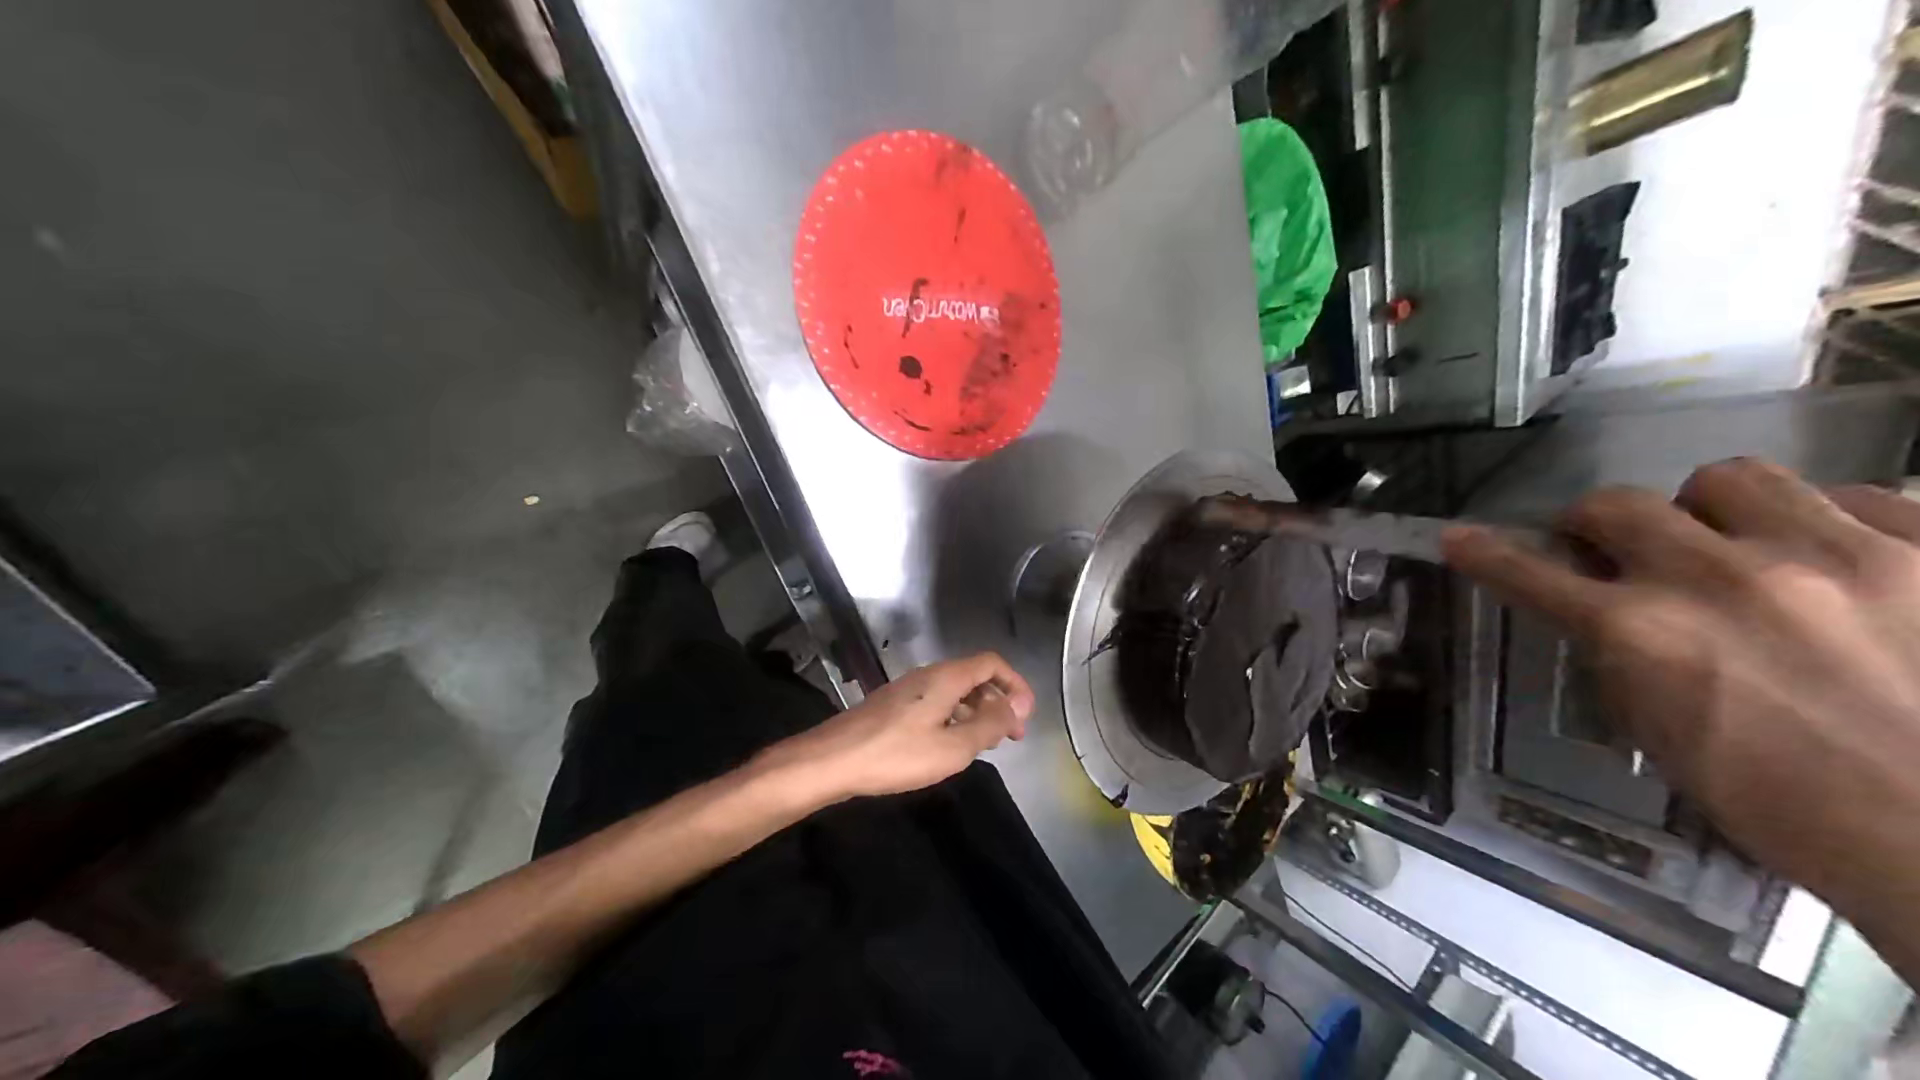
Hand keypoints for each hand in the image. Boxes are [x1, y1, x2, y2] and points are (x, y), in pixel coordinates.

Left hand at [754, 652, 1035, 804]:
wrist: (832, 760)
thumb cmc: (896, 754)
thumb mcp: (952, 747)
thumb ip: (988, 726)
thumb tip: (1015, 708)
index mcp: (946, 678)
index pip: (992, 663)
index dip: (1015, 684)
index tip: (1024, 716)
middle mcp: (928, 675)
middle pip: (975, 675)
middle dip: (999, 701)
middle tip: (1011, 736)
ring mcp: (908, 689)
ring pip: (955, 691)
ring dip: (977, 712)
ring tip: (985, 744)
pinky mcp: (894, 705)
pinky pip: (937, 702)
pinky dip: (955, 717)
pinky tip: (950, 744)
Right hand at [1442, 459, 1919, 974]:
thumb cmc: (1796, 808)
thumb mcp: (1669, 735)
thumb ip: (1626, 658)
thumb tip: (1607, 615)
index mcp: (1644, 634)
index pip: (1531, 574)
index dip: (1486, 553)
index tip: (1459, 537)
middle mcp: (1719, 578)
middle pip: (1616, 504)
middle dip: (1598, 524)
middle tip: (1615, 549)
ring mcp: (1836, 555)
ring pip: (1730, 477)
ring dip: (1708, 509)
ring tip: (1735, 543)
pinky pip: (1857, 497)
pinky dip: (1826, 523)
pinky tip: (1838, 563)